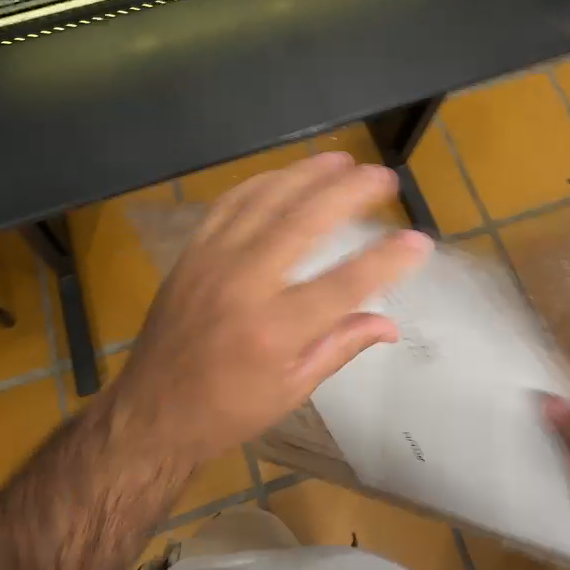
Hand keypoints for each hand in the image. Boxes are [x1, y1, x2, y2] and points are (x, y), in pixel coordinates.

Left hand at [107, 151, 432, 464]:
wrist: (152, 407)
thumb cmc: (228, 409)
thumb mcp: (291, 390)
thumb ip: (340, 346)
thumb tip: (391, 324)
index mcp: (275, 330)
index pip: (344, 286)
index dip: (385, 260)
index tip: (418, 240)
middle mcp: (245, 284)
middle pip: (305, 223)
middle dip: (349, 193)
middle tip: (383, 176)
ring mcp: (214, 259)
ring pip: (267, 200)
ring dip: (308, 174)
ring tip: (343, 159)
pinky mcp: (194, 250)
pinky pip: (231, 203)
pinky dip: (264, 182)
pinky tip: (287, 174)